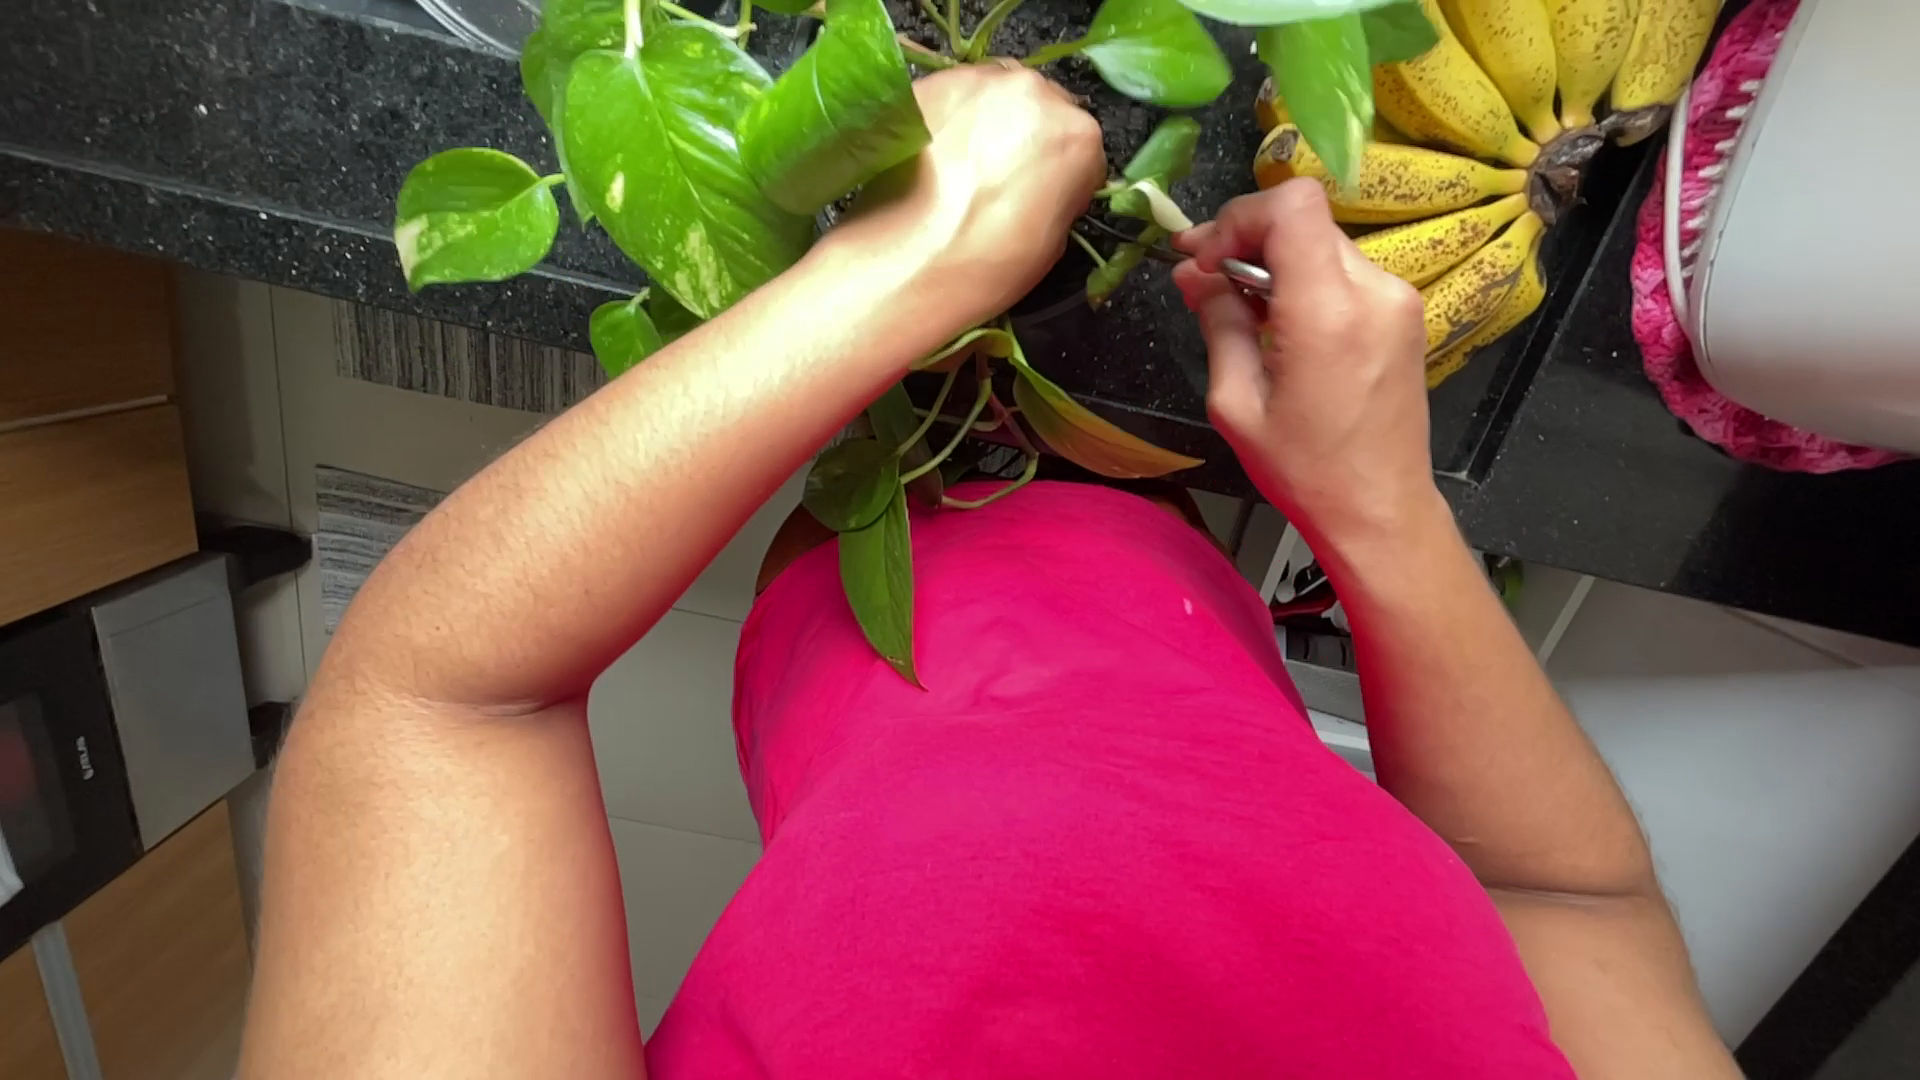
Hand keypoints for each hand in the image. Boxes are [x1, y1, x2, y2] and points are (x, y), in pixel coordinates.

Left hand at [816, 63, 1106, 332]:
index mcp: (1078, 138)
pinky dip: (956, 125)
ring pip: (1000, 101)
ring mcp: (980, 82)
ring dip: (992, 130)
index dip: (1066, 182)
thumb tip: (1052, 192)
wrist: (907, 264)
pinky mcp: (934, 83)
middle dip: (1030, 146)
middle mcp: (1034, 94)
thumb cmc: (982, 267)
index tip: (1046, 203)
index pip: (1086, 154)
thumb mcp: (1049, 249)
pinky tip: (942, 164)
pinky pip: (959, 100)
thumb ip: (1061, 202)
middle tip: (1003, 189)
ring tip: (968, 177)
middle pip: (1045, 114)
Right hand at [1173, 178, 1443, 556]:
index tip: (1205, 261)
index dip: (1238, 218)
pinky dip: (1300, 280)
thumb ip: (1219, 324)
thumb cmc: (1301, 468)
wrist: (1378, 506)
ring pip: (1321, 243)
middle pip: (1304, 220)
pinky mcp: (1402, 313)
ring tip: (1231, 303)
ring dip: (1271, 260)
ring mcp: (1397, 298)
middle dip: (1245, 238)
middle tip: (1199, 275)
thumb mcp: (1236, 402)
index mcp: (1327, 312)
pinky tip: (1272, 319)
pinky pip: (1342, 272)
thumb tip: (1195, 274)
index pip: (1291, 206)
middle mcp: (1373, 290)